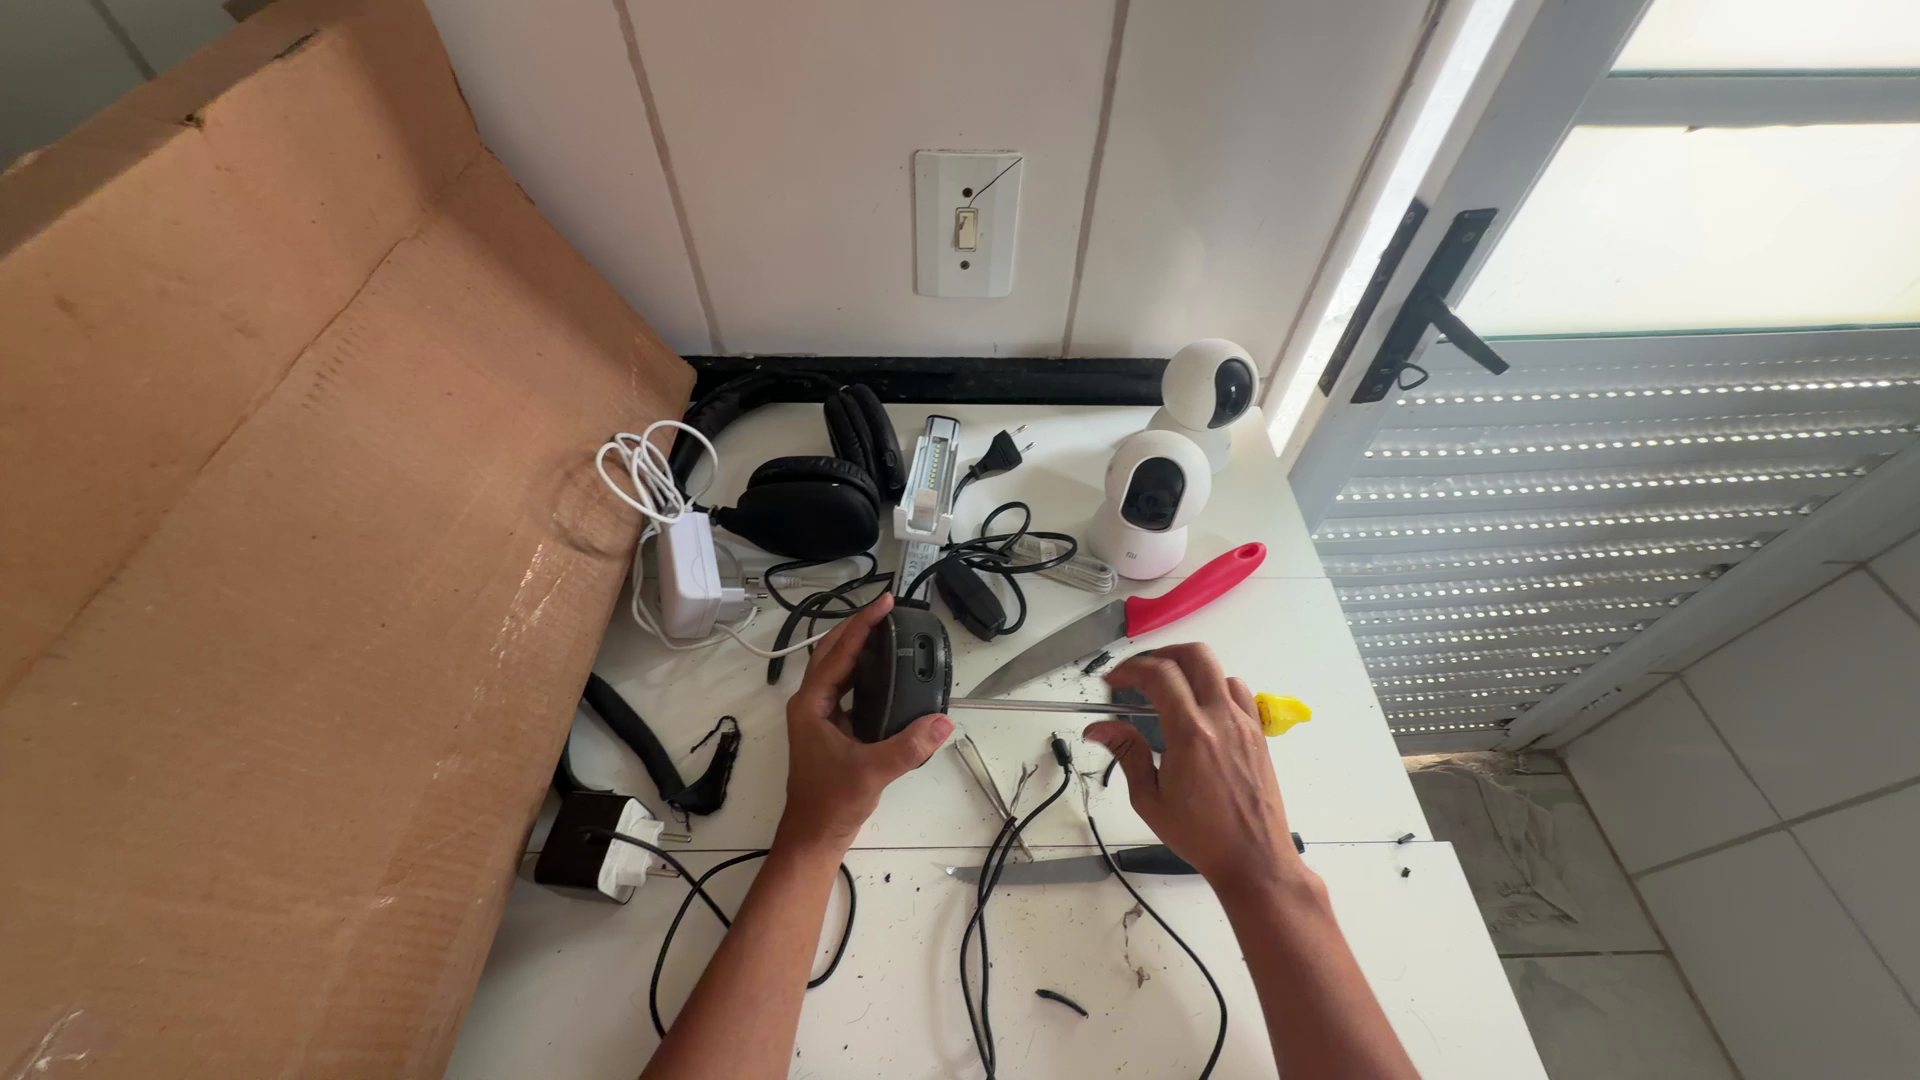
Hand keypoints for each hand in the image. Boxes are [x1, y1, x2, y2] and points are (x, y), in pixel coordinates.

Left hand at [774, 593, 953, 854]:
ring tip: (886, 631)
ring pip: (835, 667)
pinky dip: (862, 670)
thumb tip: (943, 722)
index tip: (885, 603)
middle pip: (831, 651)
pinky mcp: (829, 727)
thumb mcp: (873, 772)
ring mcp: (818, 715)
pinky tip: (884, 672)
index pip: (839, 652)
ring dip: (857, 646)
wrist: (814, 836)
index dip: (863, 624)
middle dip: (857, 627)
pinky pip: (845, 686)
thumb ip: (909, 746)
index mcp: (812, 704)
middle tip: (887, 610)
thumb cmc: (832, 802)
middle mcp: (810, 703)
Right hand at [1084, 644, 1302, 897]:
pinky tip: (1201, 711)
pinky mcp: (1259, 734)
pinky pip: (1239, 693)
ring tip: (1169, 692)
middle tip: (1141, 673)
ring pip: (1219, 670)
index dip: (1130, 669)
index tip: (1114, 681)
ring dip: (1190, 671)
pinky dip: (1215, 688)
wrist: (1255, 860)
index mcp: (1190, 734)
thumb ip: (1126, 752)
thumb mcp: (1149, 798)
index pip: (1160, 675)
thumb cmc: (1199, 835)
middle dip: (1162, 654)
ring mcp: (1245, 723)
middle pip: (1195, 655)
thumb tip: (1096, 727)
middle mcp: (1221, 719)